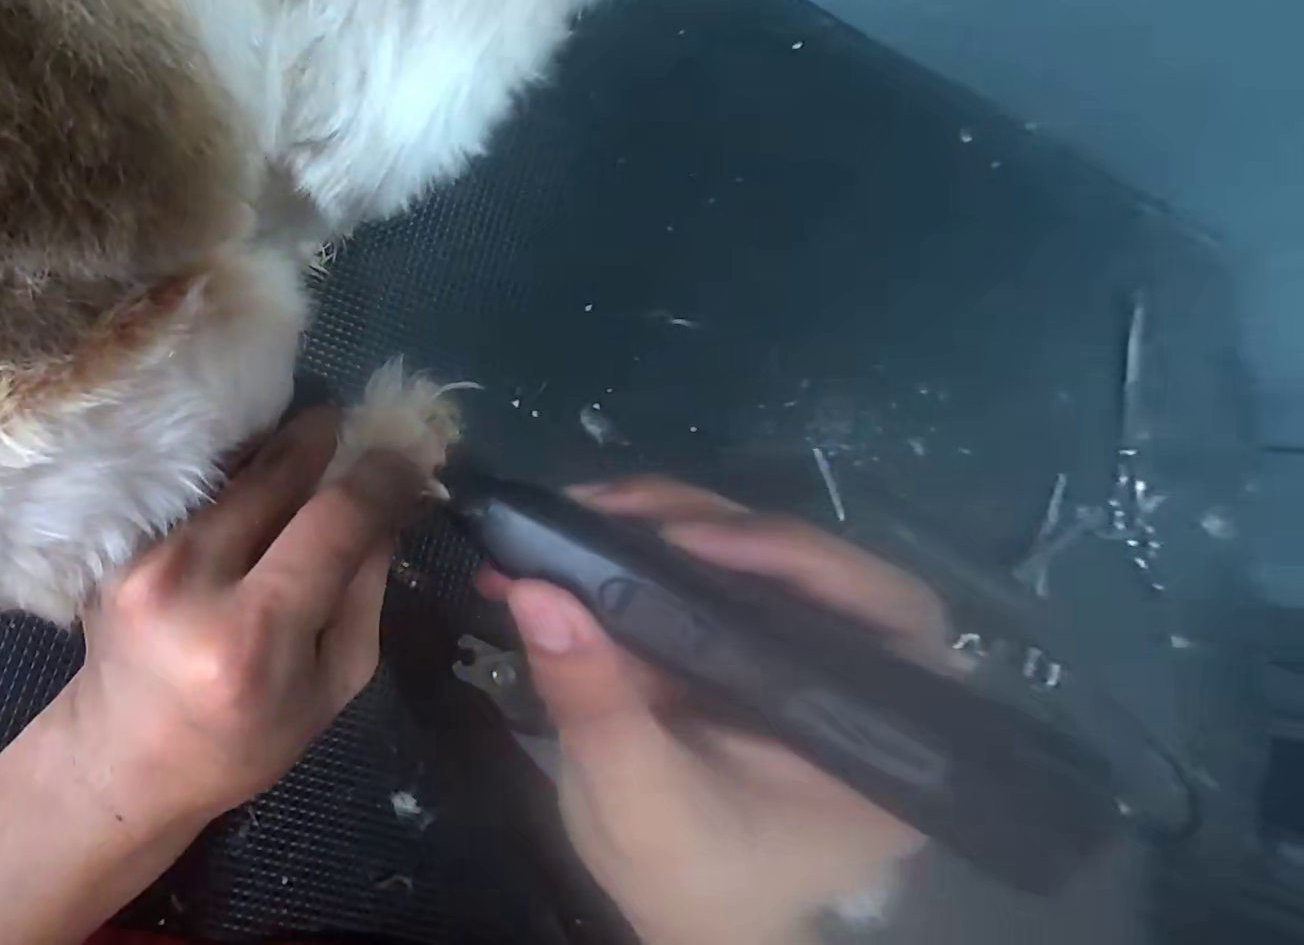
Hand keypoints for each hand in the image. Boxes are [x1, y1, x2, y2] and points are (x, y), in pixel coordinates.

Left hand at [0, 408, 423, 944]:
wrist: (112, 768)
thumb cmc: (237, 752)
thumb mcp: (330, 692)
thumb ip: (360, 592)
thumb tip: (385, 508)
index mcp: (250, 632)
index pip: (337, 516)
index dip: (381, 470)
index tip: (412, 440)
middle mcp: (191, 573)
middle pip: (283, 468)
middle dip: (335, 437)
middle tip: (370, 421)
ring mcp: (147, 550)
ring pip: (242, 462)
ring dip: (293, 441)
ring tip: (330, 435)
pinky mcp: (124, 541)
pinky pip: (211, 478)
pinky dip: (253, 461)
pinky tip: (274, 463)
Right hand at [479, 476, 945, 944]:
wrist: (671, 902)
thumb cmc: (687, 876)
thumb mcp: (637, 801)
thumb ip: (595, 703)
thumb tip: (535, 591)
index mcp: (866, 724)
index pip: (875, 608)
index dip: (789, 554)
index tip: (682, 541)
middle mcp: (828, 666)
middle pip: (781, 555)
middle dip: (685, 517)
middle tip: (596, 509)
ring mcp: (763, 641)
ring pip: (718, 545)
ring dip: (640, 519)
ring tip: (565, 515)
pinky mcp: (709, 630)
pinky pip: (668, 566)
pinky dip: (612, 545)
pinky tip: (555, 543)